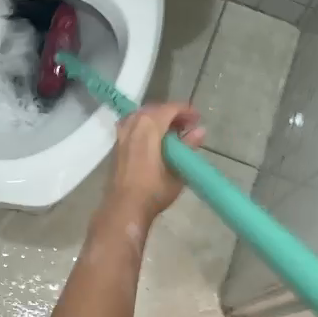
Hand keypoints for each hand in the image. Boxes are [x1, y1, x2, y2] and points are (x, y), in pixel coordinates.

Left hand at [107, 103, 204, 220]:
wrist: (124, 207)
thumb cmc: (154, 190)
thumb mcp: (177, 170)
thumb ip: (188, 146)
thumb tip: (200, 130)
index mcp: (149, 126)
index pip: (170, 108)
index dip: (185, 110)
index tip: (197, 118)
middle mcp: (133, 124)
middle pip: (155, 109)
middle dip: (172, 114)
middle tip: (187, 125)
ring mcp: (122, 134)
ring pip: (142, 116)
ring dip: (158, 119)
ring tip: (171, 132)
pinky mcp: (117, 145)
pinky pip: (133, 125)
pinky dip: (145, 126)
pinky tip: (154, 140)